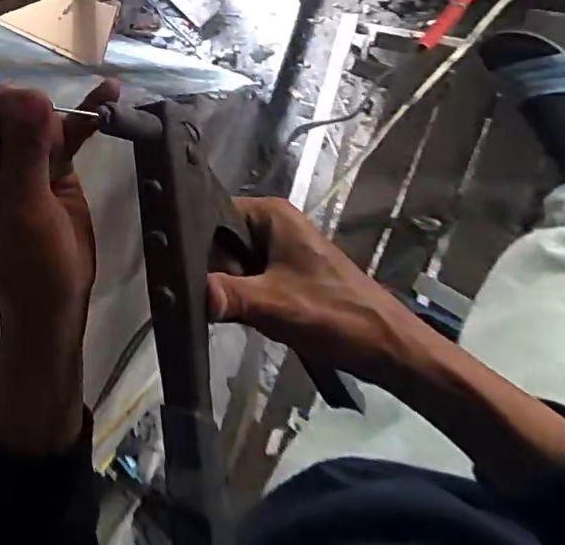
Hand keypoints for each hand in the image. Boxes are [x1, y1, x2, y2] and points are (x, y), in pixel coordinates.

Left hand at [0, 80, 119, 452]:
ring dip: (61, 111)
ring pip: (35, 116)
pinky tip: (109, 93)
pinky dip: (84, 117)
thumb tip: (34, 97)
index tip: (32, 116)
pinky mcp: (51, 166)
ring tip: (87, 118)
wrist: (57, 303)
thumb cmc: (29, 262)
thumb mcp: (22, 207)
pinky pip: (65, 133)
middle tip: (53, 134)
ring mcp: (20, 159)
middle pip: (2, 105)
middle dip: (29, 108)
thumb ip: (25, 151)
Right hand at [205, 197, 421, 385]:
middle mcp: (270, 223)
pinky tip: (230, 312)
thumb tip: (184, 295)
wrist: (390, 351)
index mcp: (268, 213)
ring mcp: (277, 248)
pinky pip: (245, 276)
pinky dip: (239, 294)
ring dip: (224, 284)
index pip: (210, 212)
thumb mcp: (276, 305)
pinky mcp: (282, 273)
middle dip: (208, 267)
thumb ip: (229, 294)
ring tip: (206, 305)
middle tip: (191, 293)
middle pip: (217, 239)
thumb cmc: (336, 315)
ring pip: (230, 261)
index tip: (174, 266)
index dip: (191, 239)